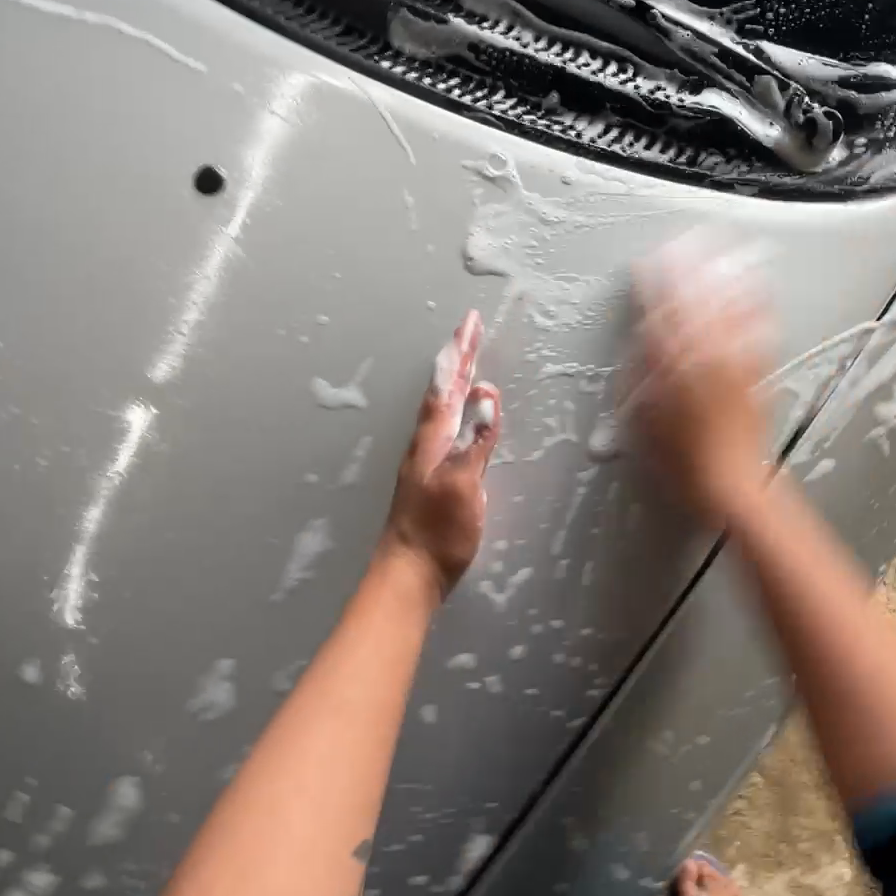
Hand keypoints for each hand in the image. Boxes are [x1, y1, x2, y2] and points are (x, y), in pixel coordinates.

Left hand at [380, 310, 502, 597]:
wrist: (408, 574)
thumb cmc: (437, 531)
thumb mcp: (462, 483)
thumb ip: (475, 440)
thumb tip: (487, 393)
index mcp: (432, 438)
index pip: (448, 384)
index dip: (461, 352)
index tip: (471, 321)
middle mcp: (427, 442)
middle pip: (444, 390)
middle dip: (460, 358)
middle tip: (472, 329)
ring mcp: (428, 460)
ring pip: (444, 407)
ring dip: (457, 379)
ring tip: (468, 360)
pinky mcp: (435, 478)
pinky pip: (448, 427)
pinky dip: (458, 408)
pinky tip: (463, 416)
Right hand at [629, 230, 773, 525]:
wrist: (729, 485)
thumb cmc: (679, 461)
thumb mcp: (642, 419)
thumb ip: (641, 376)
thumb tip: (643, 342)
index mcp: (674, 367)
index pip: (660, 313)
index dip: (652, 284)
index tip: (646, 264)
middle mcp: (708, 357)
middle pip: (700, 300)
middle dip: (691, 267)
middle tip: (686, 241)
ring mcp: (737, 363)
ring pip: (732, 309)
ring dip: (726, 276)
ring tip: (725, 249)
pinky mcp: (758, 373)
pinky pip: (759, 328)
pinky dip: (755, 303)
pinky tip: (756, 288)